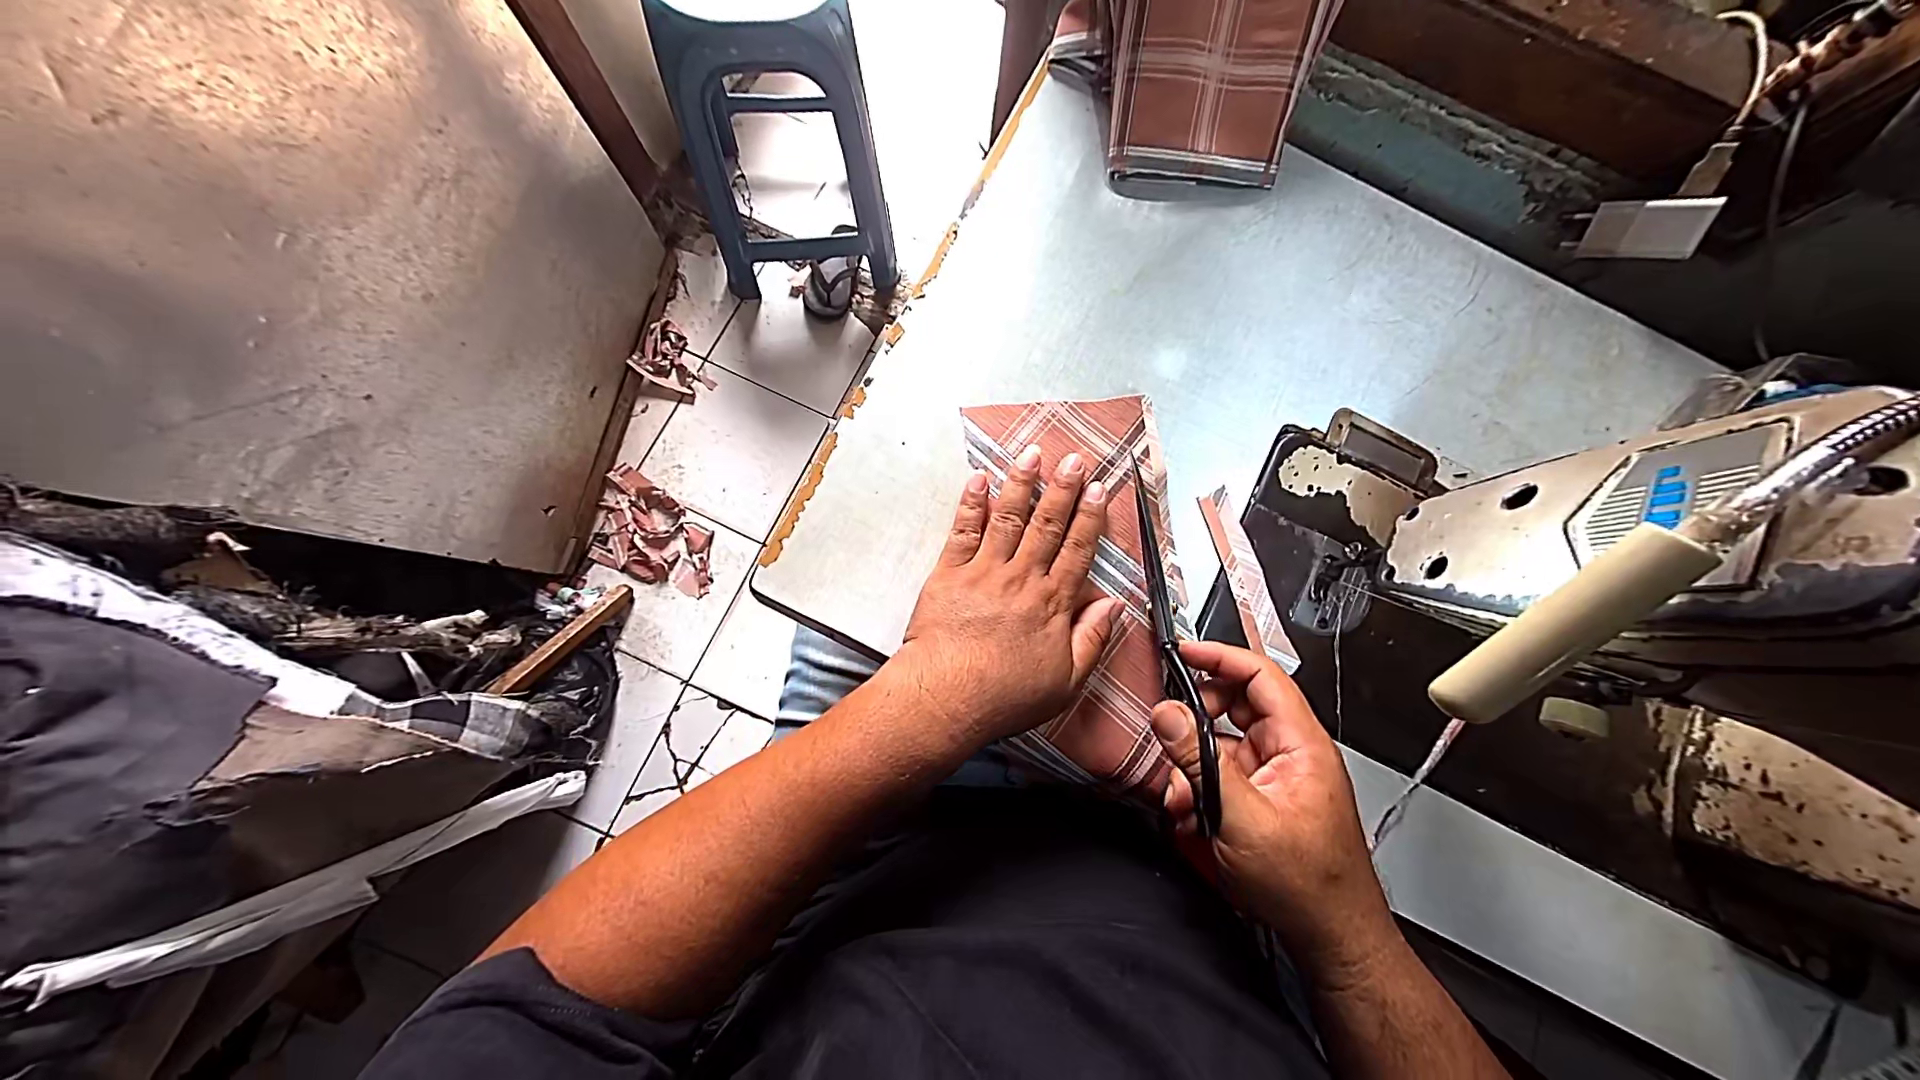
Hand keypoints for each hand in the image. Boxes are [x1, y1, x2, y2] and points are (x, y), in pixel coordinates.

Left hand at [893, 445, 1122, 748]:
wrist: (948, 696)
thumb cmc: (1004, 694)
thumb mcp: (1066, 681)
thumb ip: (1092, 639)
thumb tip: (1112, 608)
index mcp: (1051, 602)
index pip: (1077, 549)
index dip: (1091, 517)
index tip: (1099, 490)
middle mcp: (1021, 579)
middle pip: (1047, 524)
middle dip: (1063, 489)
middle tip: (1074, 461)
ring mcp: (984, 572)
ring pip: (1008, 518)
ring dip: (1022, 484)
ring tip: (1032, 455)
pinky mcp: (950, 574)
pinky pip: (963, 531)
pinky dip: (971, 504)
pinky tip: (978, 481)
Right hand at [1150, 641, 1397, 977]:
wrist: (1329, 936)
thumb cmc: (1310, 887)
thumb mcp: (1243, 819)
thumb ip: (1200, 762)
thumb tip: (1170, 714)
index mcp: (1300, 744)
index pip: (1261, 675)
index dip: (1220, 657)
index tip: (1185, 652)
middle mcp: (1288, 751)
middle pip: (1233, 704)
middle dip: (1195, 719)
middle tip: (1172, 732)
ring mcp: (1271, 772)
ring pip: (1219, 740)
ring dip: (1192, 761)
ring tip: (1184, 793)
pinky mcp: (1257, 794)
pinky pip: (1218, 770)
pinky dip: (1198, 784)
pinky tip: (1193, 813)